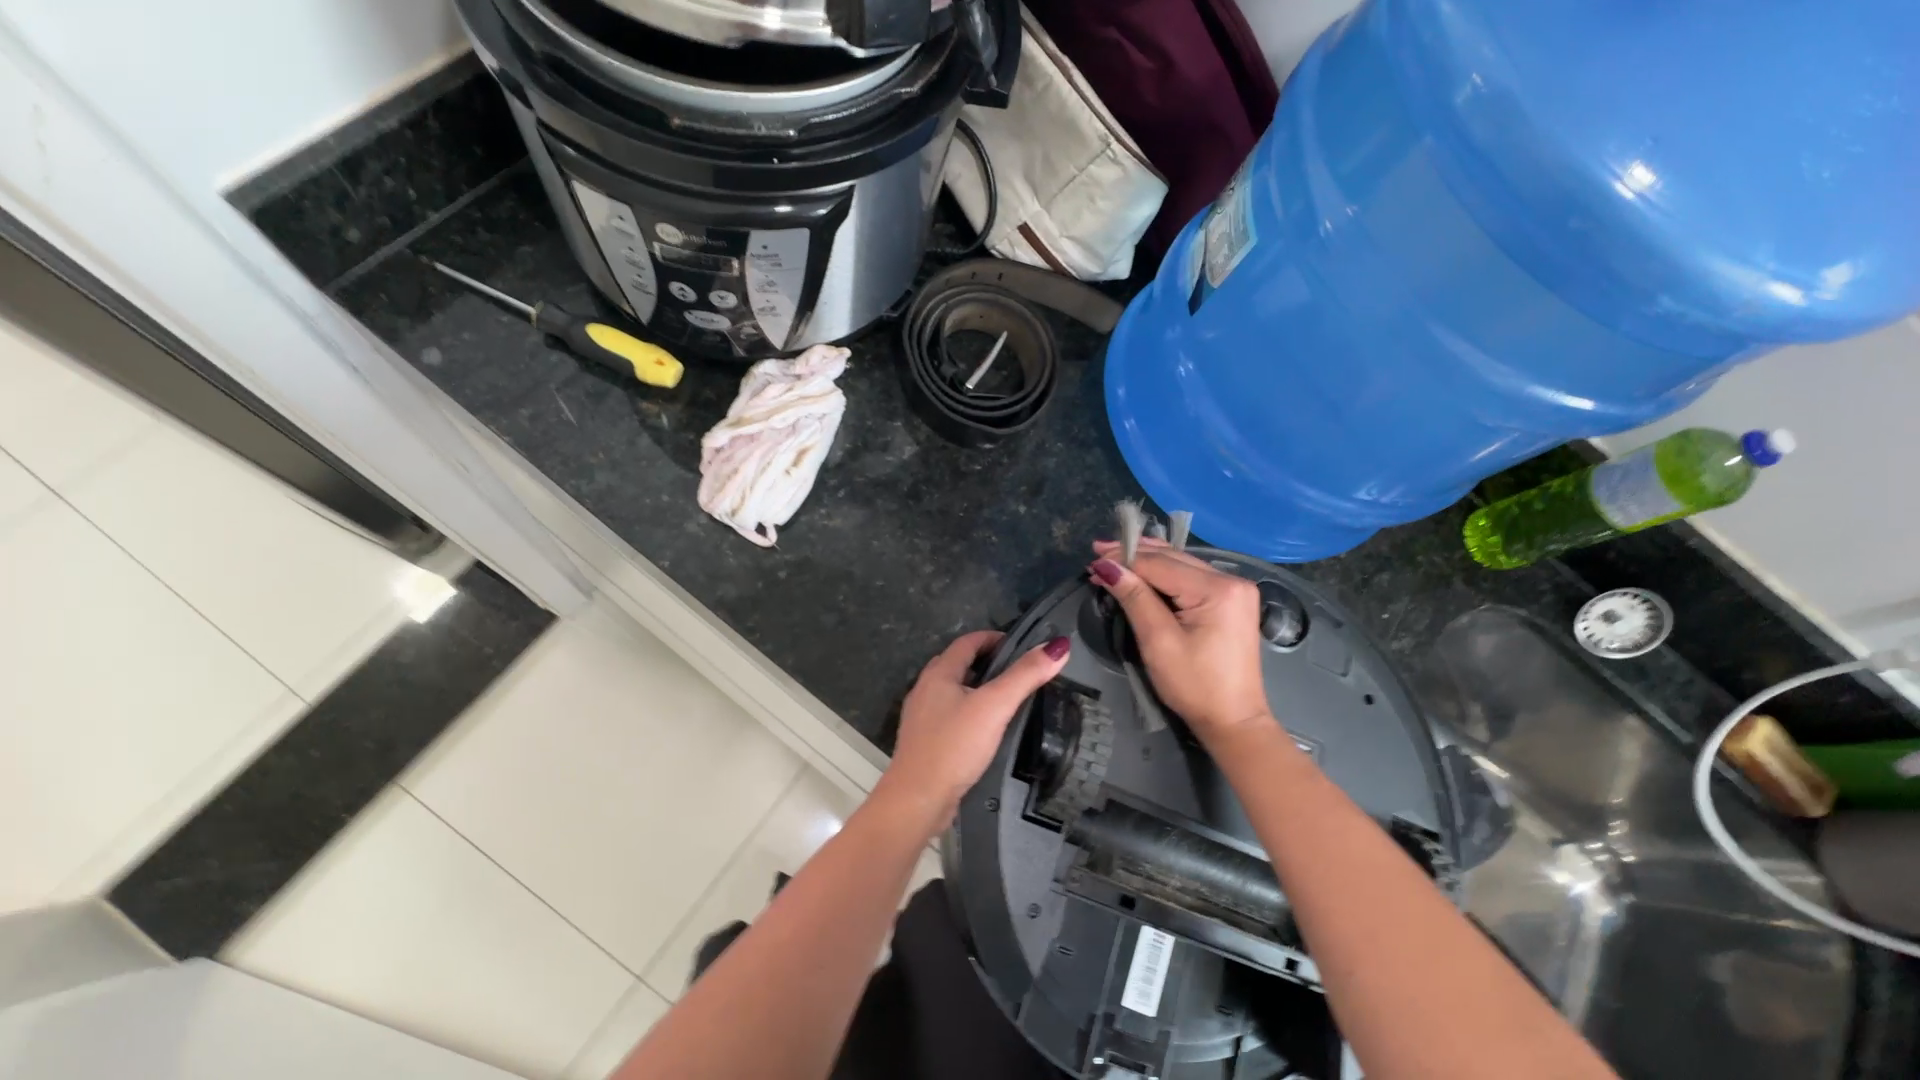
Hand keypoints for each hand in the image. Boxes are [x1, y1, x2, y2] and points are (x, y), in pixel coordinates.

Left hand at [876, 630, 1070, 832]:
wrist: (918, 799)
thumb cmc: (955, 746)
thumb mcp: (995, 706)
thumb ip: (1025, 676)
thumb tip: (1058, 646)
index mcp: (938, 674)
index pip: (967, 642)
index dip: (994, 638)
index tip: (1020, 647)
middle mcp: (925, 689)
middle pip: (958, 664)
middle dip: (986, 662)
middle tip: (1018, 672)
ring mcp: (921, 717)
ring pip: (953, 691)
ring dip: (977, 688)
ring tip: (1006, 699)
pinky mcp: (924, 742)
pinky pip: (949, 716)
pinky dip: (969, 712)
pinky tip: (985, 730)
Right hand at [1090, 540, 1271, 743]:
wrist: (1233, 720)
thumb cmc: (1194, 686)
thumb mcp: (1158, 641)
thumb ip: (1135, 598)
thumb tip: (1106, 566)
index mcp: (1218, 589)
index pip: (1161, 564)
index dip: (1124, 560)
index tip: (1092, 560)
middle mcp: (1231, 580)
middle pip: (1173, 559)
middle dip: (1134, 556)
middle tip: (1097, 554)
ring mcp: (1235, 591)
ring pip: (1182, 567)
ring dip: (1148, 564)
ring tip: (1113, 560)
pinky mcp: (1232, 602)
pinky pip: (1192, 580)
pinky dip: (1165, 577)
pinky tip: (1143, 574)